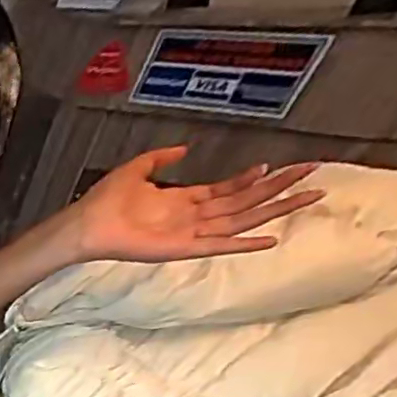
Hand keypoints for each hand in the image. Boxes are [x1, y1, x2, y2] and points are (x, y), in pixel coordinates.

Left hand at [58, 147, 325, 263]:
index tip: (274, 165)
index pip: (225, 189)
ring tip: (310, 195)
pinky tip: (271, 238)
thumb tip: (183, 148)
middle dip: (278, 187)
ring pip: (241, 220)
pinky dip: (243, 244)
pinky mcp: (181, 248)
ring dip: (275, 209)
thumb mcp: (134, 170)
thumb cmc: (102, 201)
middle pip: (243, 202)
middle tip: (313, 173)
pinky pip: (217, 246)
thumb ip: (158, 158)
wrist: (83, 225)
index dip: (250, 178)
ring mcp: (187, 233)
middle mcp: (189, 217)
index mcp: (179, 200)